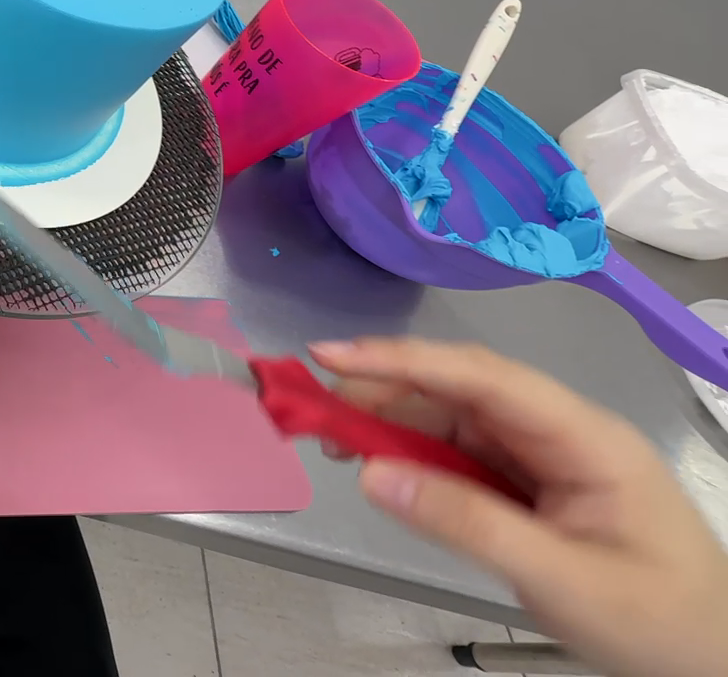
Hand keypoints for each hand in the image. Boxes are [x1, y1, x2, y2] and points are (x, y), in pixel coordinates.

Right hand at [311, 337, 727, 676]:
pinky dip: (394, 449)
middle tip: (312, 407)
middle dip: (377, 388)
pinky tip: (366, 462)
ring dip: (378, 420)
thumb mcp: (567, 582)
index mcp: (584, 438)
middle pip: (450, 386)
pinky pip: (439, 446)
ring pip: (436, 413)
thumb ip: (468, 524)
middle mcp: (550, 430)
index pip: (481, 376)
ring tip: (328, 440)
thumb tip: (366, 474)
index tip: (328, 355)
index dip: (401, 358)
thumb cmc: (666, 627)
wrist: (717, 674)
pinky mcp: (508, 475)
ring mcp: (529, 451)